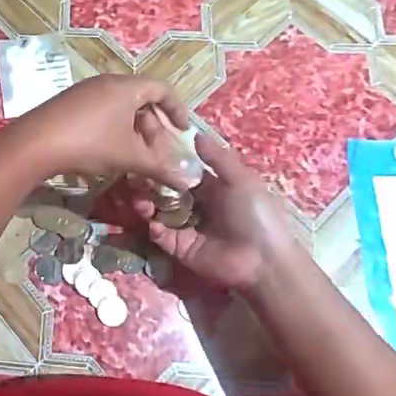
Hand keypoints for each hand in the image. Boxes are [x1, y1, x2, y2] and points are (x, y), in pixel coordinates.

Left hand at [1, 74, 191, 184]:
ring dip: (132, 131)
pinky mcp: (67, 103)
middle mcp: (106, 82)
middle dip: (152, 128)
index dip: (177, 109)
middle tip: (155, 154)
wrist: (35, 144)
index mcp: (126, 87)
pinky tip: (107, 153)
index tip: (183, 130)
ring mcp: (84, 91)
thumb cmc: (90, 144)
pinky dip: (112, 129)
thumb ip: (159, 168)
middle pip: (140, 100)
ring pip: (119, 108)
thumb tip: (187, 183)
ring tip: (132, 157)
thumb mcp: (129, 157)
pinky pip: (100, 111)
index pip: (162, 89)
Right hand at [131, 133, 307, 292]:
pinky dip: (154, 228)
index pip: (183, 172)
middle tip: (134, 179)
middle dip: (149, 185)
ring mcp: (186, 226)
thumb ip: (217, 158)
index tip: (146, 153)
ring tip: (140, 202)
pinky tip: (154, 224)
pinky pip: (160, 234)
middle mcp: (197, 205)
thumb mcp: (240, 180)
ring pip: (158, 211)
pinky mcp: (179, 247)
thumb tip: (195, 134)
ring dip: (146, 204)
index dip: (166, 163)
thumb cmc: (255, 214)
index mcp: (212, 187)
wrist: (262, 261)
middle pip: (166, 191)